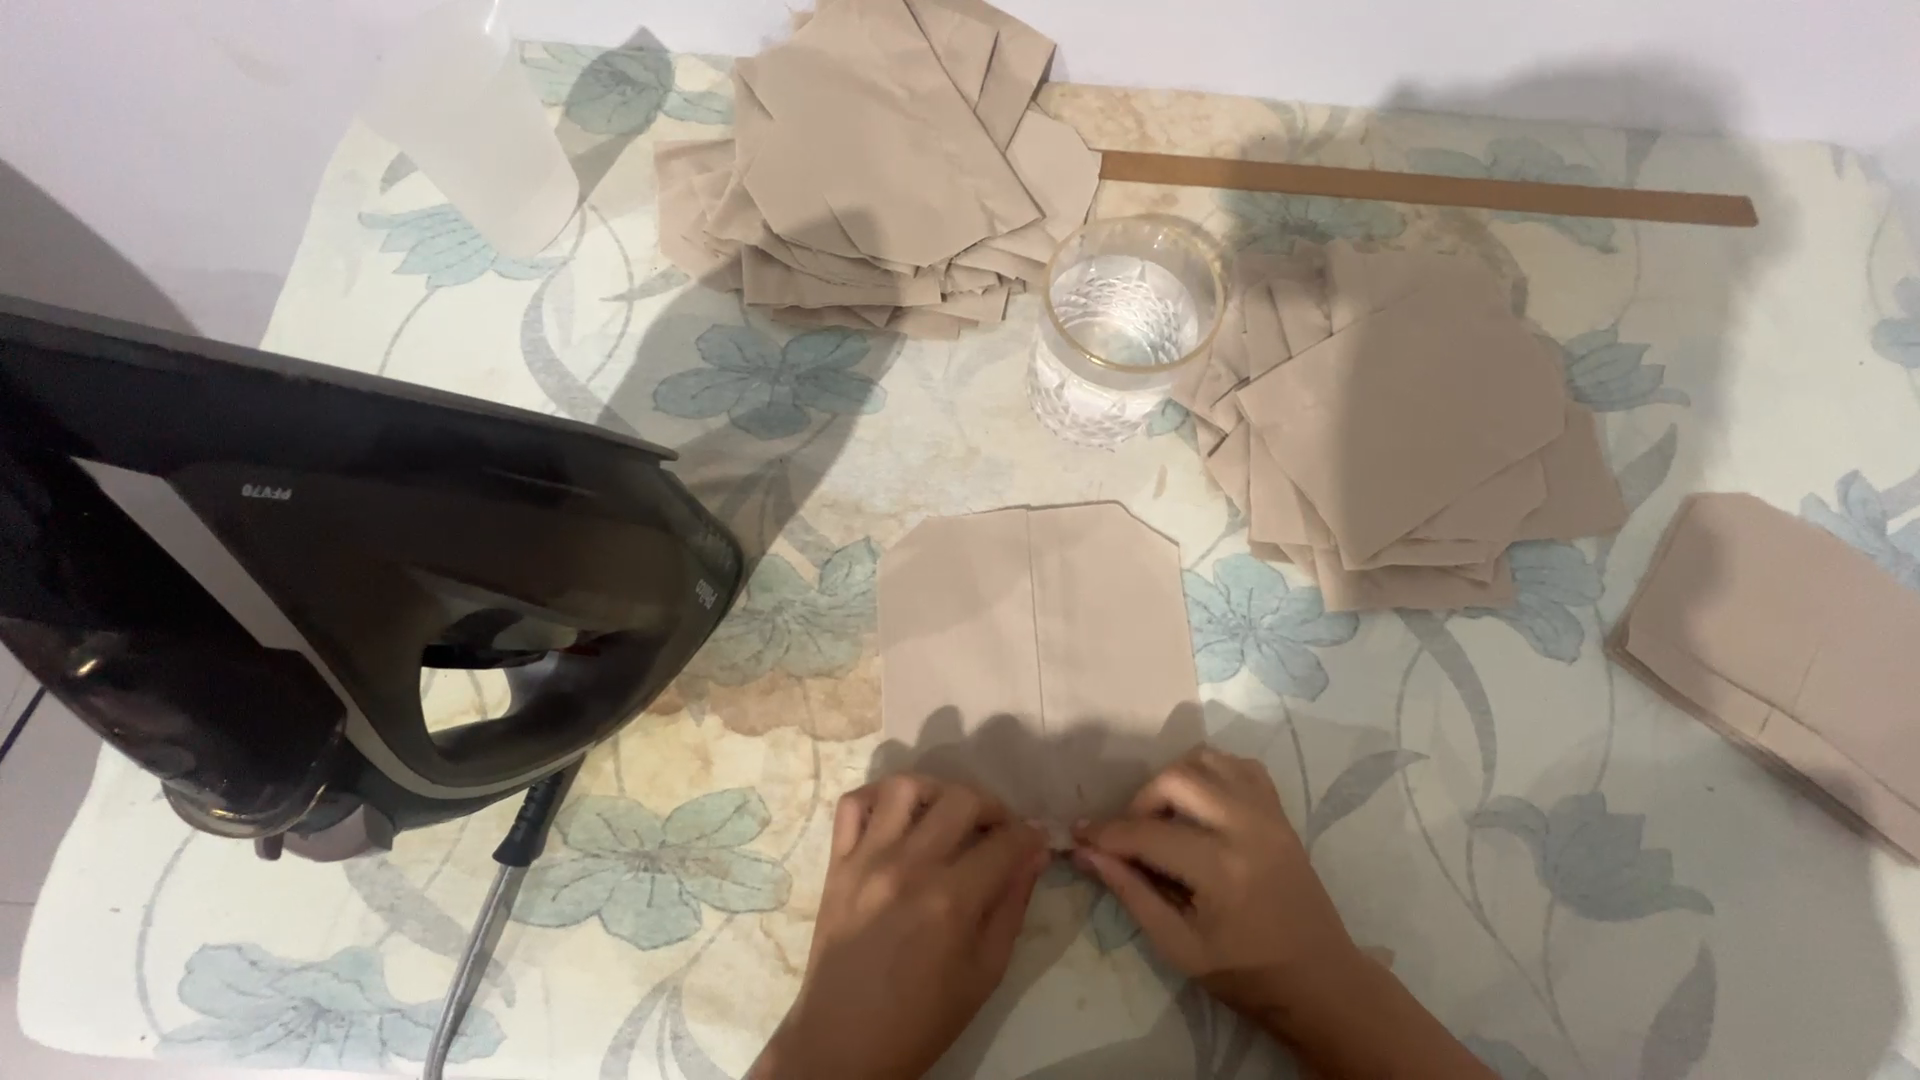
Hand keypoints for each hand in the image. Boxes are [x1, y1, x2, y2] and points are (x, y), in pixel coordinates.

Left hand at [751, 774, 1047, 1079]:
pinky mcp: (837, 862)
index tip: (1034, 839)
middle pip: (962, 799)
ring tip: (948, 814)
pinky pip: (852, 804)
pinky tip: (897, 816)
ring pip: (905, 787)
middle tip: (997, 829)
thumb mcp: (985, 972)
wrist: (844, 1043)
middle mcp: (909, 867)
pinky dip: (877, 797)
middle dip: (992, 807)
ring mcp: (867, 859)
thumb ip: (1012, 906)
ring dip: (937, 790)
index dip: (1029, 836)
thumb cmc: (922, 1017)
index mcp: (951, 901)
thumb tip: (1035, 854)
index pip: (1005, 842)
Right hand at [1072, 747, 1358, 1019]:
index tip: (1078, 835)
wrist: (1320, 980)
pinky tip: (1200, 805)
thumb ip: (1130, 892)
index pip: (1147, 833)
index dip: (1105, 834)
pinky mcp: (1280, 812)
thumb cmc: (1245, 973)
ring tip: (1166, 817)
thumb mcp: (1177, 946)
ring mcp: (1268, 814)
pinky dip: (1211, 773)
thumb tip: (1085, 852)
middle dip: (1140, 801)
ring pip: (1207, 760)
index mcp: (1221, 870)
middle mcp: (1247, 828)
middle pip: (1176, 778)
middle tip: (1131, 834)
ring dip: (1175, 780)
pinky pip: (1239, 765)